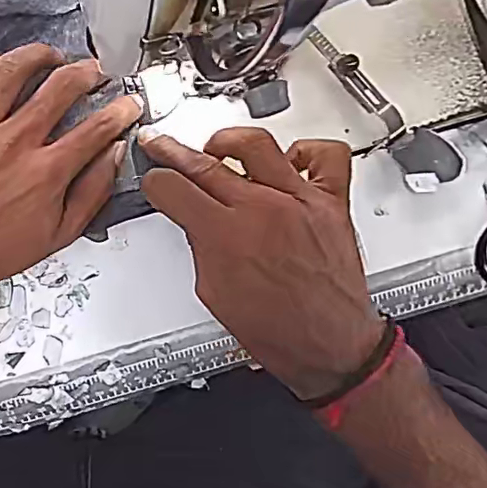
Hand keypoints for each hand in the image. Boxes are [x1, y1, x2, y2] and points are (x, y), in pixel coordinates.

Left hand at [0, 43, 141, 342]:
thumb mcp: (62, 233)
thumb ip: (94, 190)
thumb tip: (115, 153)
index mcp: (46, 173)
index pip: (97, 126)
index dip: (121, 110)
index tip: (127, 104)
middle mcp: (13, 144)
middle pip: (61, 85)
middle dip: (88, 72)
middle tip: (94, 73)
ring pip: (11, 70)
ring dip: (38, 54)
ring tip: (51, 56)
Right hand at [140, 129, 386, 401]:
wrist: (330, 347)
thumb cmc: (277, 331)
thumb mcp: (213, 292)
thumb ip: (201, 246)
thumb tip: (194, 221)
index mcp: (225, 235)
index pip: (174, 188)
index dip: (156, 181)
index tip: (154, 179)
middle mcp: (262, 209)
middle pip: (204, 163)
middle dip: (173, 152)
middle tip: (162, 146)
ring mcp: (299, 201)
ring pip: (257, 143)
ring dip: (227, 141)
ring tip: (218, 146)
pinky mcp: (332, 203)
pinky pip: (325, 156)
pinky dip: (306, 150)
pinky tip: (289, 160)